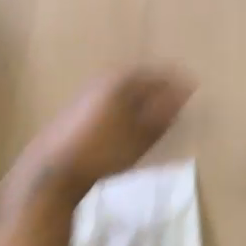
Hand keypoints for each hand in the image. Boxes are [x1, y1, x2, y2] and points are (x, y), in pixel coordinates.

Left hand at [12, 68, 195, 199]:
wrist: (53, 172)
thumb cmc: (104, 151)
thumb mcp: (143, 133)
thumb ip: (166, 110)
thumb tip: (187, 89)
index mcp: (120, 81)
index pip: (157, 73)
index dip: (176, 82)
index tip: (191, 92)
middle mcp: (102, 82)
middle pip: (138, 81)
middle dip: (158, 92)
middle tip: (175, 107)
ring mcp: (86, 96)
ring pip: (123, 93)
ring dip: (141, 103)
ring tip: (155, 121)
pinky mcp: (75, 113)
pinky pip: (111, 104)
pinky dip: (125, 112)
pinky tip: (128, 130)